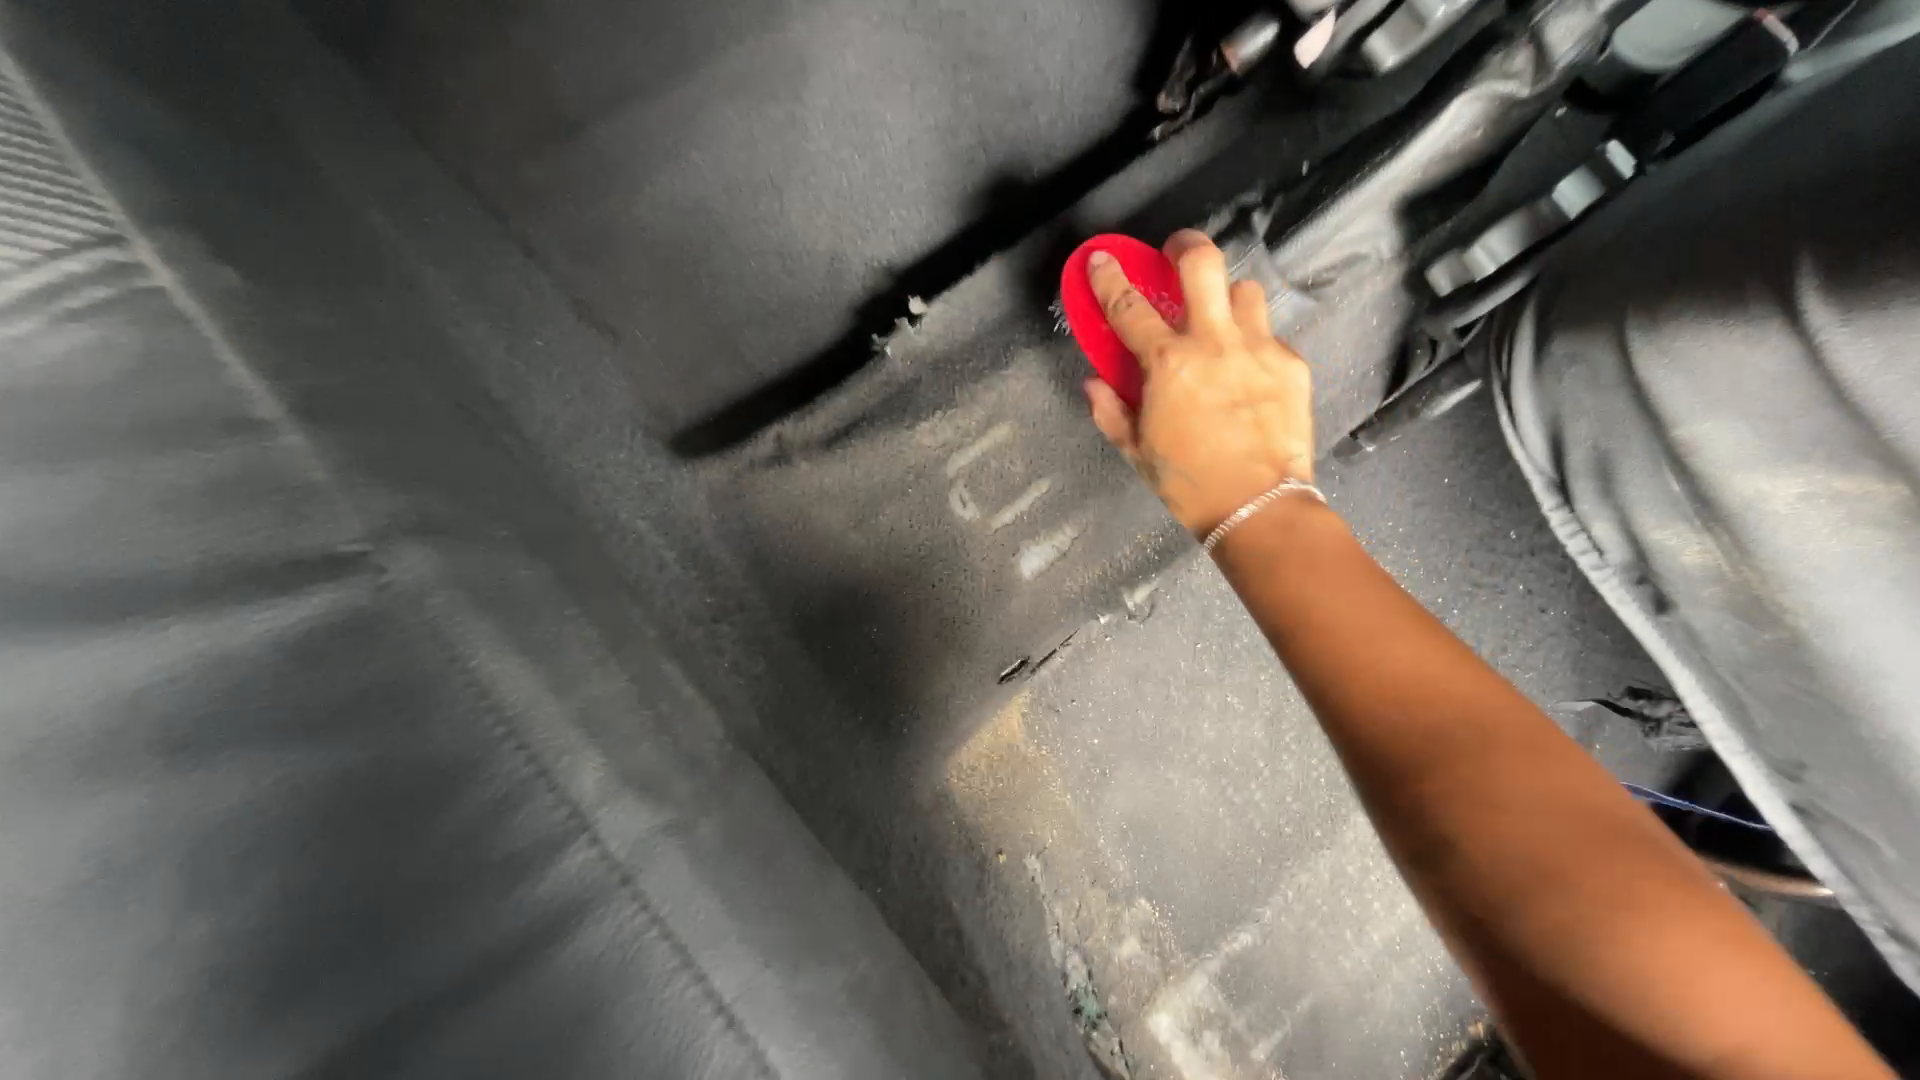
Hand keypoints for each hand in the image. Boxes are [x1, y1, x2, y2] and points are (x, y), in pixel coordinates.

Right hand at [1084, 230, 1314, 537]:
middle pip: (1202, 263)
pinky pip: (1269, 333)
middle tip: (1177, 253)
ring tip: (1220, 319)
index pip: (1129, 306)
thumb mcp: (1136, 451)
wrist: (1258, 506)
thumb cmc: (1189, 482)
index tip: (1101, 258)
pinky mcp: (1291, 364)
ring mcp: (1257, 348)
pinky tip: (1248, 370)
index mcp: (1168, 364)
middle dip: (1185, 245)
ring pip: (1244, 290)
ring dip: (1226, 297)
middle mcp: (1213, 343)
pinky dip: (1253, 342)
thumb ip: (1110, 411)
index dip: (1109, 277)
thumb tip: (1093, 383)